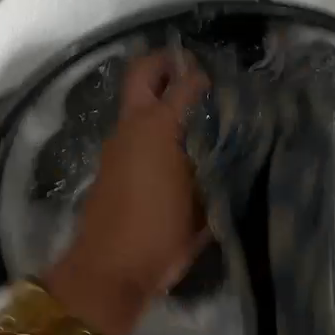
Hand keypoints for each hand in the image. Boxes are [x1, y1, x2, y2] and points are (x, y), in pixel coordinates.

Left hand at [45, 52, 207, 334]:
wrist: (107, 272)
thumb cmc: (159, 233)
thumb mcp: (202, 203)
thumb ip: (215, 167)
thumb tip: (227, 147)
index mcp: (158, 126)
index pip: (184, 84)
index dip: (202, 76)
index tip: (219, 79)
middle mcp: (133, 126)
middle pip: (142, 73)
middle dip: (164, 63)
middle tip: (190, 69)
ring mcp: (116, 144)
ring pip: (134, 100)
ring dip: (156, 94)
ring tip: (190, 109)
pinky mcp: (109, 164)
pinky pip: (131, 128)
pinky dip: (150, 123)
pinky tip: (174, 145)